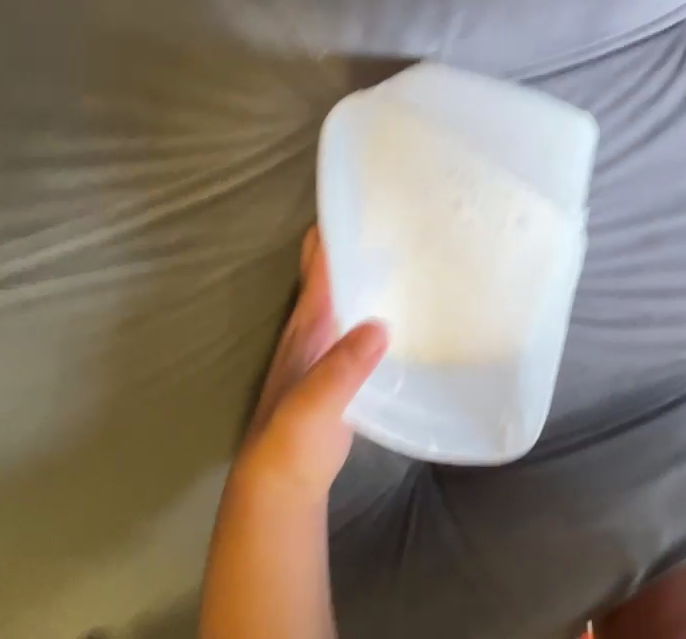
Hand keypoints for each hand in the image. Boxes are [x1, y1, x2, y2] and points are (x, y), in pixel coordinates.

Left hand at [233, 226, 388, 504]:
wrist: (281, 487)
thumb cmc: (292, 445)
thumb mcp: (313, 408)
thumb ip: (341, 370)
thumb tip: (379, 325)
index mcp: (307, 329)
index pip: (319, 269)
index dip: (333, 233)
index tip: (361, 199)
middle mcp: (314, 329)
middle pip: (332, 273)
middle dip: (354, 241)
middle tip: (395, 214)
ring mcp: (327, 349)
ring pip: (347, 295)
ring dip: (366, 269)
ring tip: (404, 247)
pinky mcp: (342, 369)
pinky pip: (360, 321)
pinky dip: (376, 302)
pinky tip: (401, 305)